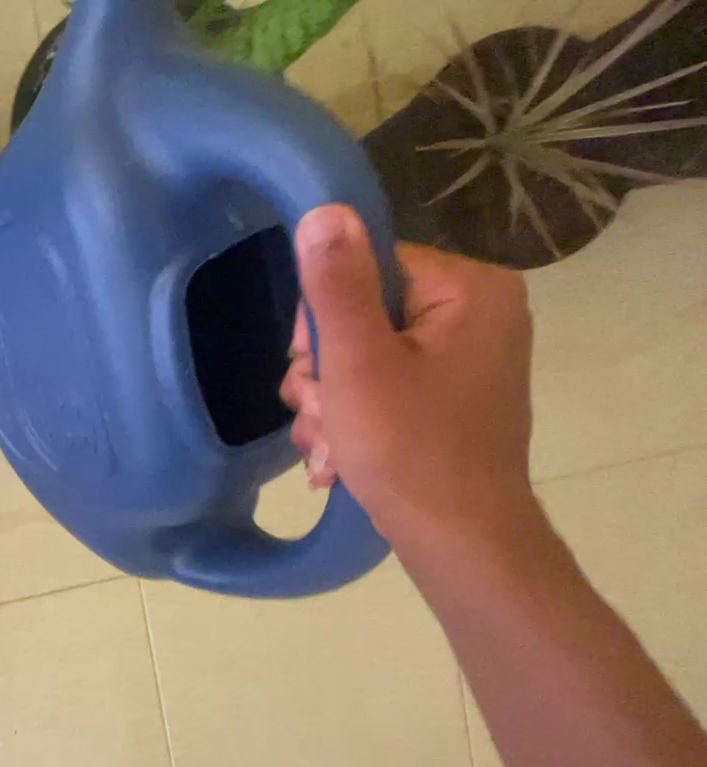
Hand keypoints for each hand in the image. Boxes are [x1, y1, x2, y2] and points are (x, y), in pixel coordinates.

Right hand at [280, 205, 540, 554]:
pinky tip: (337, 457)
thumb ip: (335, 288)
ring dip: (324, 405)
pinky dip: (346, 423)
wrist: (454, 532)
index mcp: (468, 292)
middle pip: (356, 318)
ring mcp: (460, 361)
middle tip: (321, 411)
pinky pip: (374, 391)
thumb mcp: (356, 363)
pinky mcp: (444, 399)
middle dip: (319, 373)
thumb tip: (322, 211)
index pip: (367, 269)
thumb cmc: (407, 444)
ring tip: (328, 444)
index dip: (321, 318)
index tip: (314, 365)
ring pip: (355, 361)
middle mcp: (474, 317)